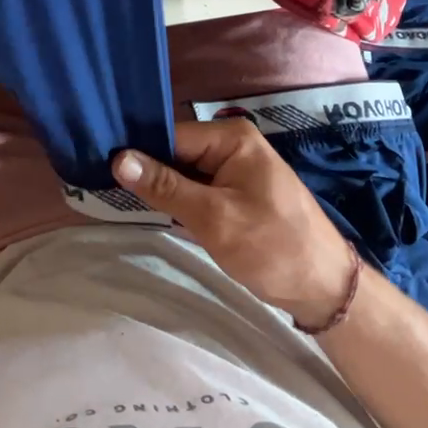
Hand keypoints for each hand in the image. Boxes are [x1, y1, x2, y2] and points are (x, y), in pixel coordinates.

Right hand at [114, 119, 355, 326]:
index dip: (137, 153)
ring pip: (181, 171)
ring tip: (123, 195)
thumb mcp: (214, 218)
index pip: (170, 136)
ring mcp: (234, 168)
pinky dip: (177, 199)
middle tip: (108, 185)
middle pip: (174, 151)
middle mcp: (231, 144)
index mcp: (230, 138)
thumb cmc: (273, 249)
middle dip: (147, 171)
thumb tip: (118, 158)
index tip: (101, 167)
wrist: (326, 291)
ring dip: (161, 188)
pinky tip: (155, 208)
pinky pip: (195, 186)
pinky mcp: (234, 191)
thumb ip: (165, 186)